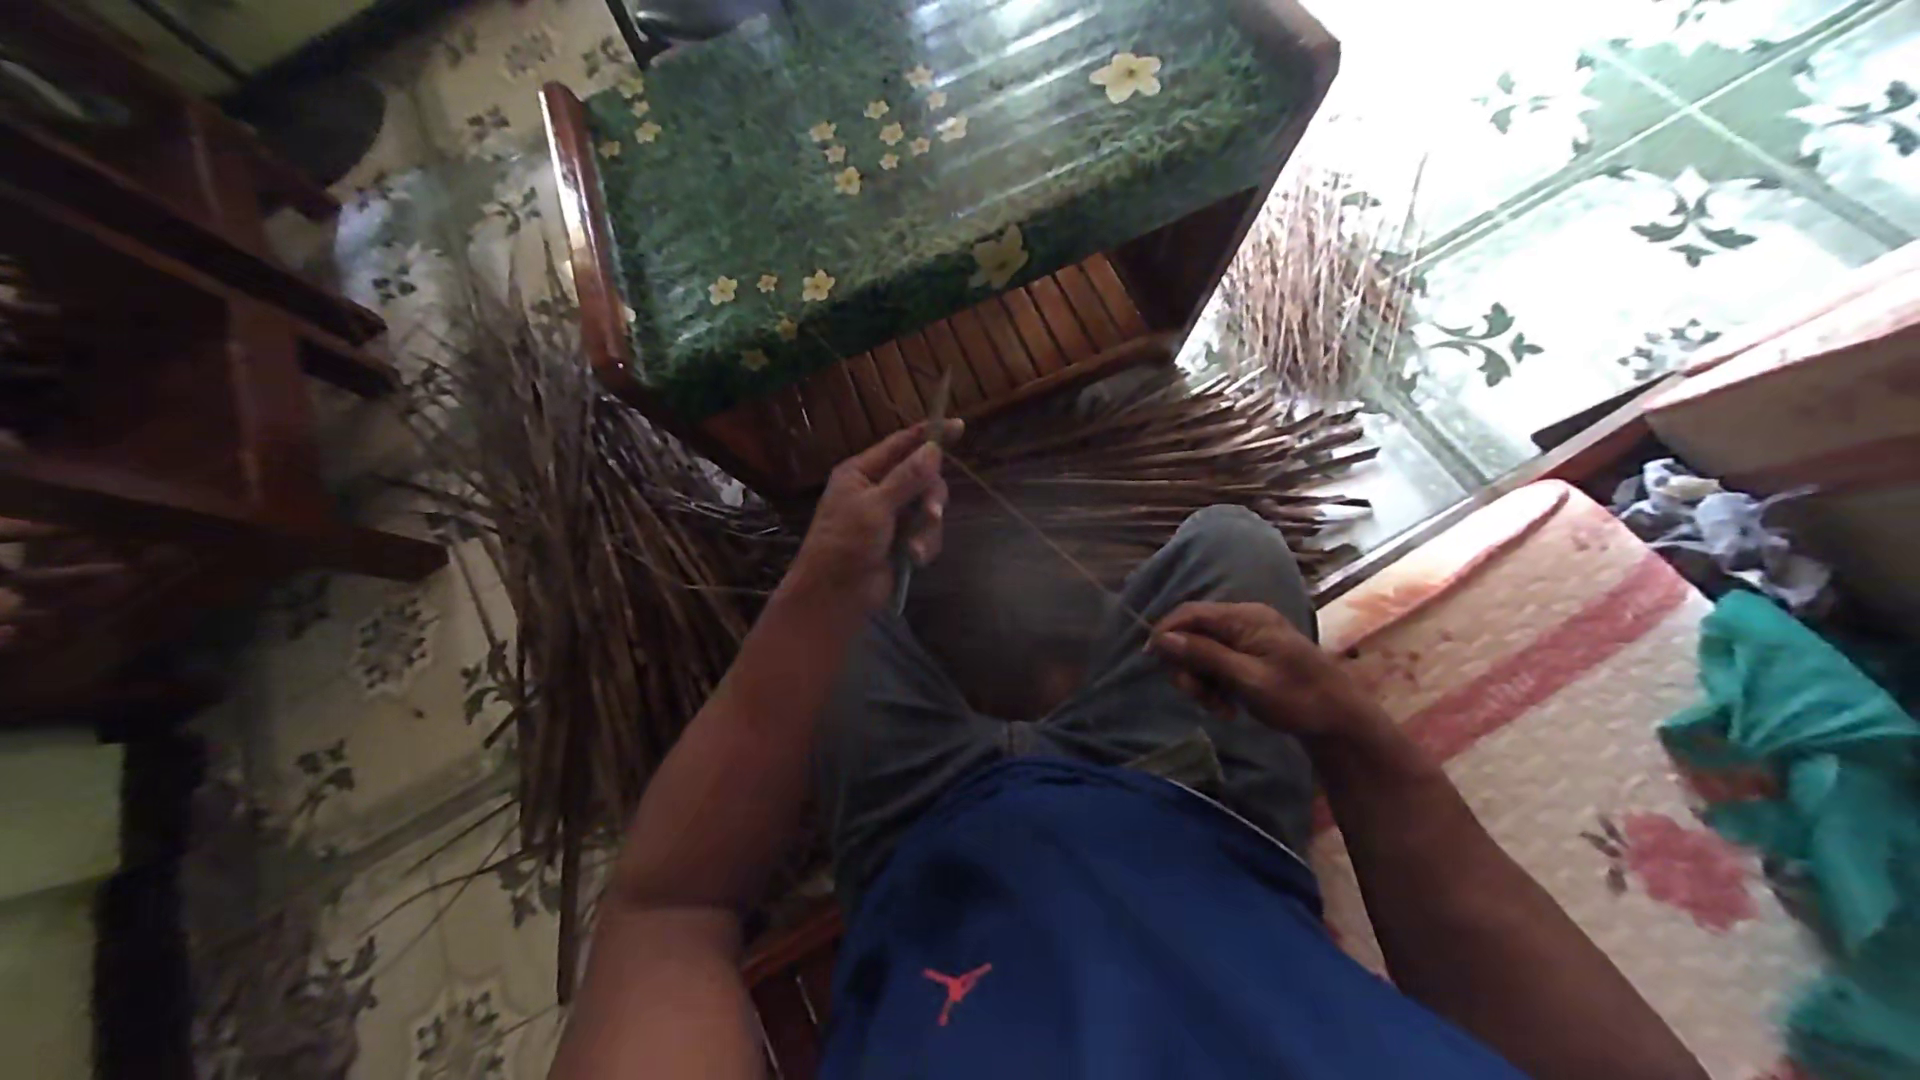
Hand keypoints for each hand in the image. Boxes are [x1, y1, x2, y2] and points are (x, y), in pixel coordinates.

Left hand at [783, 420, 960, 611]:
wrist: (836, 596)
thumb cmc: (845, 543)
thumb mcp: (875, 506)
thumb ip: (907, 478)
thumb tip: (933, 449)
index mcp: (862, 472)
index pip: (900, 444)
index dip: (929, 435)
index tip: (958, 426)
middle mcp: (878, 489)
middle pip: (922, 477)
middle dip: (929, 497)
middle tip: (931, 511)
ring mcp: (892, 517)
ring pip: (929, 508)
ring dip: (926, 529)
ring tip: (914, 549)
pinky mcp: (903, 541)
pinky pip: (927, 533)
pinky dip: (924, 546)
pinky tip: (913, 559)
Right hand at [1150, 601, 1391, 743]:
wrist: (1341, 722)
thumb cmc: (1298, 699)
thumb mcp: (1246, 679)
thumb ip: (1204, 655)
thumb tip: (1161, 639)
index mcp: (1246, 618)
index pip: (1191, 613)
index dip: (1166, 632)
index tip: (1151, 659)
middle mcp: (1245, 620)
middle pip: (1194, 634)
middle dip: (1189, 667)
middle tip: (1199, 698)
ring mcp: (1249, 637)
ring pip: (1203, 652)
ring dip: (1202, 681)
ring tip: (1219, 708)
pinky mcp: (1252, 654)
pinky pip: (1218, 662)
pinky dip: (1215, 684)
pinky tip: (1227, 707)